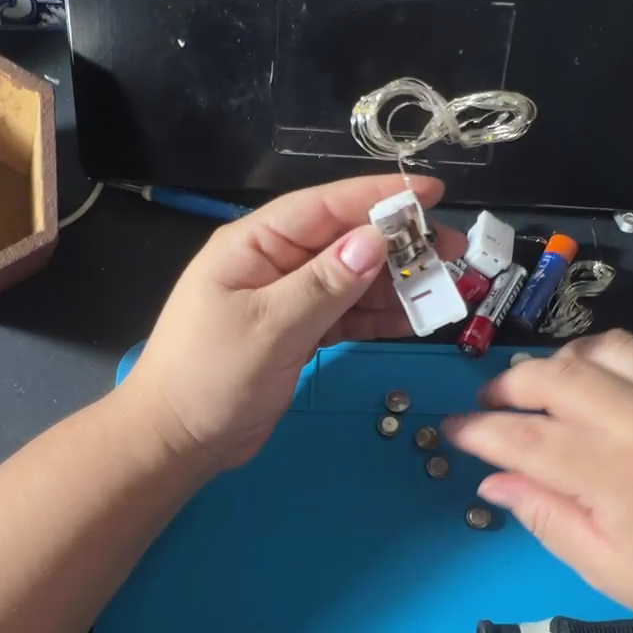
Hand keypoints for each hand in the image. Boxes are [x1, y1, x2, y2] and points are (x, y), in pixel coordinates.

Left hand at [121, 175, 463, 467]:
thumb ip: (322, 284)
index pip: (324, 208)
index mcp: (255, 245)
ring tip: (447, 291)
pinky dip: (379, 319)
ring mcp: (289, 300)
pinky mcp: (299, 334)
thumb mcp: (268, 327)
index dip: (377, 196)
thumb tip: (373, 240)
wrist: (178, 440)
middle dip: (400, 246)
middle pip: (346, 242)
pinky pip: (347, 317)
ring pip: (353, 282)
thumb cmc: (209, 377)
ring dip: (397, 286)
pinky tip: (416, 321)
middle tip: (454, 253)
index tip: (431, 193)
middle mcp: (275, 264)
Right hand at [443, 331, 632, 632]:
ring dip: (556, 364)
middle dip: (507, 387)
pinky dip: (607, 355)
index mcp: (622, 479)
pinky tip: (598, 382)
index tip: (450, 429)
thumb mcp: (608, 569)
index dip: (479, 431)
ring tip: (540, 391)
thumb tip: (493, 481)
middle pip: (555, 377)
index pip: (526, 439)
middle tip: (487, 407)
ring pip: (599, 348)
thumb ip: (546, 517)